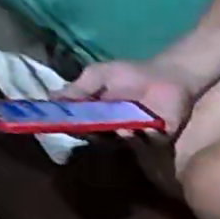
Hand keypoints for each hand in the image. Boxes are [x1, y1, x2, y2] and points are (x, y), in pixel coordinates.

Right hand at [54, 59, 196, 137]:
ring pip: (125, 144)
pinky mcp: (160, 138)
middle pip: (101, 138)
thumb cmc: (131, 74)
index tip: (61, 124)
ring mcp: (138, 135)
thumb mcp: (98, 76)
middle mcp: (117, 128)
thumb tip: (51, 99)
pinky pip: (150, 143)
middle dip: (94, 135)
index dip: (71, 126)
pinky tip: (137, 130)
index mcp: (99, 114)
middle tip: (88, 129)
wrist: (168, 76)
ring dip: (119, 137)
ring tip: (117, 128)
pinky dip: (144, 138)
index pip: (81, 125)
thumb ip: (79, 89)